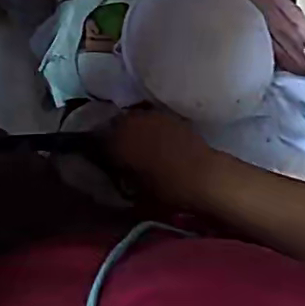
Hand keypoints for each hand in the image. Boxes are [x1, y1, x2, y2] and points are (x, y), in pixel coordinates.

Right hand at [108, 107, 228, 207]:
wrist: (205, 175)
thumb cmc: (169, 187)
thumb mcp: (138, 189)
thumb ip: (122, 176)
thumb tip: (116, 171)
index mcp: (117, 141)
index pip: (99, 141)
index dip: (99, 151)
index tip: (103, 160)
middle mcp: (129, 122)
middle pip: (114, 126)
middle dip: (114, 137)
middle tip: (119, 152)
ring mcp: (148, 116)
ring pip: (131, 120)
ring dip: (130, 130)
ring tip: (136, 144)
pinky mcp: (166, 115)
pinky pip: (148, 119)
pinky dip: (147, 128)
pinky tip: (153, 139)